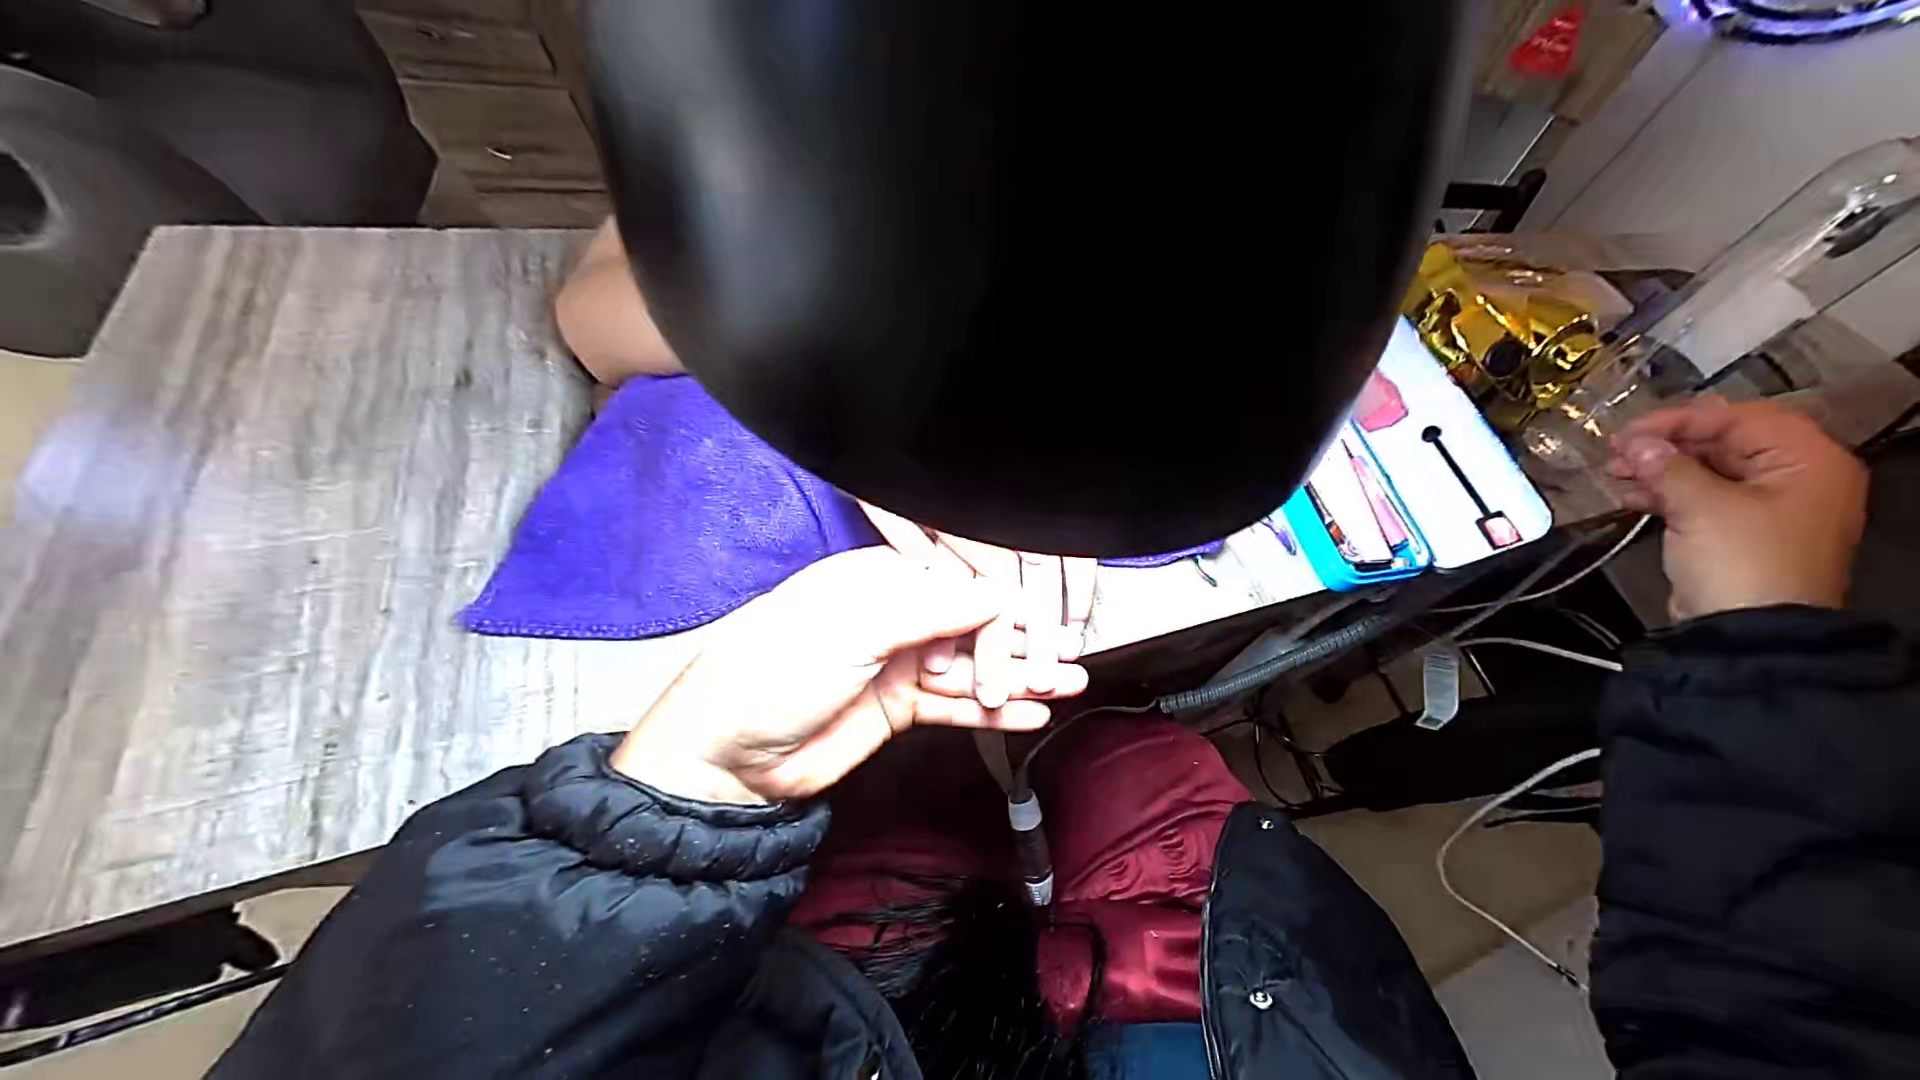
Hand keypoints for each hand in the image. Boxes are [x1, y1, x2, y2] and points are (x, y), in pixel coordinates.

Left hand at [609, 547, 1088, 803]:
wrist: (729, 754)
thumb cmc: (777, 668)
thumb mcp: (855, 626)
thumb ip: (931, 608)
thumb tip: (996, 595)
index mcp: (880, 579)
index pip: (959, 580)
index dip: (1006, 599)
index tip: (1047, 617)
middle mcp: (895, 616)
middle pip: (973, 624)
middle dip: (1022, 641)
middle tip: (1067, 657)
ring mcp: (899, 663)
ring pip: (971, 666)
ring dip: (1018, 677)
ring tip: (1067, 683)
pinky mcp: (899, 706)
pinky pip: (956, 704)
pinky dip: (993, 710)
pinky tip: (1030, 713)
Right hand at [1606, 398, 1867, 620]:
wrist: (1748, 626)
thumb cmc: (1743, 560)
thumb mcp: (1702, 505)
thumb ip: (1666, 467)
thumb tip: (1636, 444)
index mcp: (1808, 462)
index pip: (1742, 419)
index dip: (1682, 420)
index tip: (1630, 431)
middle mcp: (1794, 477)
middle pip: (1724, 442)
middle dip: (1666, 444)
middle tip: (1617, 449)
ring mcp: (1765, 504)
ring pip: (1706, 469)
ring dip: (1657, 467)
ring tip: (1615, 472)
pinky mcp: (1735, 528)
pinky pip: (1699, 496)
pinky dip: (1662, 491)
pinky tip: (1629, 495)